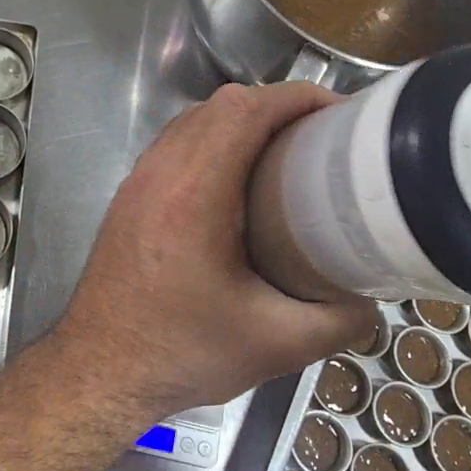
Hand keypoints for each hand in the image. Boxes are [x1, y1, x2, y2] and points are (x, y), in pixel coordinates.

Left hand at [58, 81, 381, 414]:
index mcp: (193, 193)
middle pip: (219, 106)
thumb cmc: (183, 354)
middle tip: (322, 137)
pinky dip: (211, 142)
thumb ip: (340, 320)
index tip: (339, 114)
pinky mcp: (127, 200)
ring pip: (191, 122)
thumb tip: (369, 296)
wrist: (101, 371)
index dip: (297, 98)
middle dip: (275, 106)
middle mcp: (159, 174)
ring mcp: (136, 184)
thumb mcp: (278, 345)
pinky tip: (239, 182)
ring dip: (239, 122)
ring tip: (286, 154)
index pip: (244, 111)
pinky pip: (173, 146)